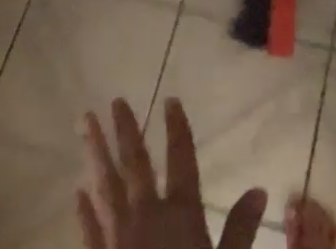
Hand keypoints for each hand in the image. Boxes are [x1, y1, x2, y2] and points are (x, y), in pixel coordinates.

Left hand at [80, 97, 267, 248]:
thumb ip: (240, 230)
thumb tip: (259, 188)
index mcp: (181, 215)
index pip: (182, 161)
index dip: (177, 129)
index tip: (170, 100)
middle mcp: (146, 217)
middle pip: (136, 166)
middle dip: (126, 131)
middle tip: (114, 100)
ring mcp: (118, 238)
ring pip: (106, 186)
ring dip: (96, 154)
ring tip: (85, 123)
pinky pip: (89, 229)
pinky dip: (84, 210)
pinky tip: (76, 192)